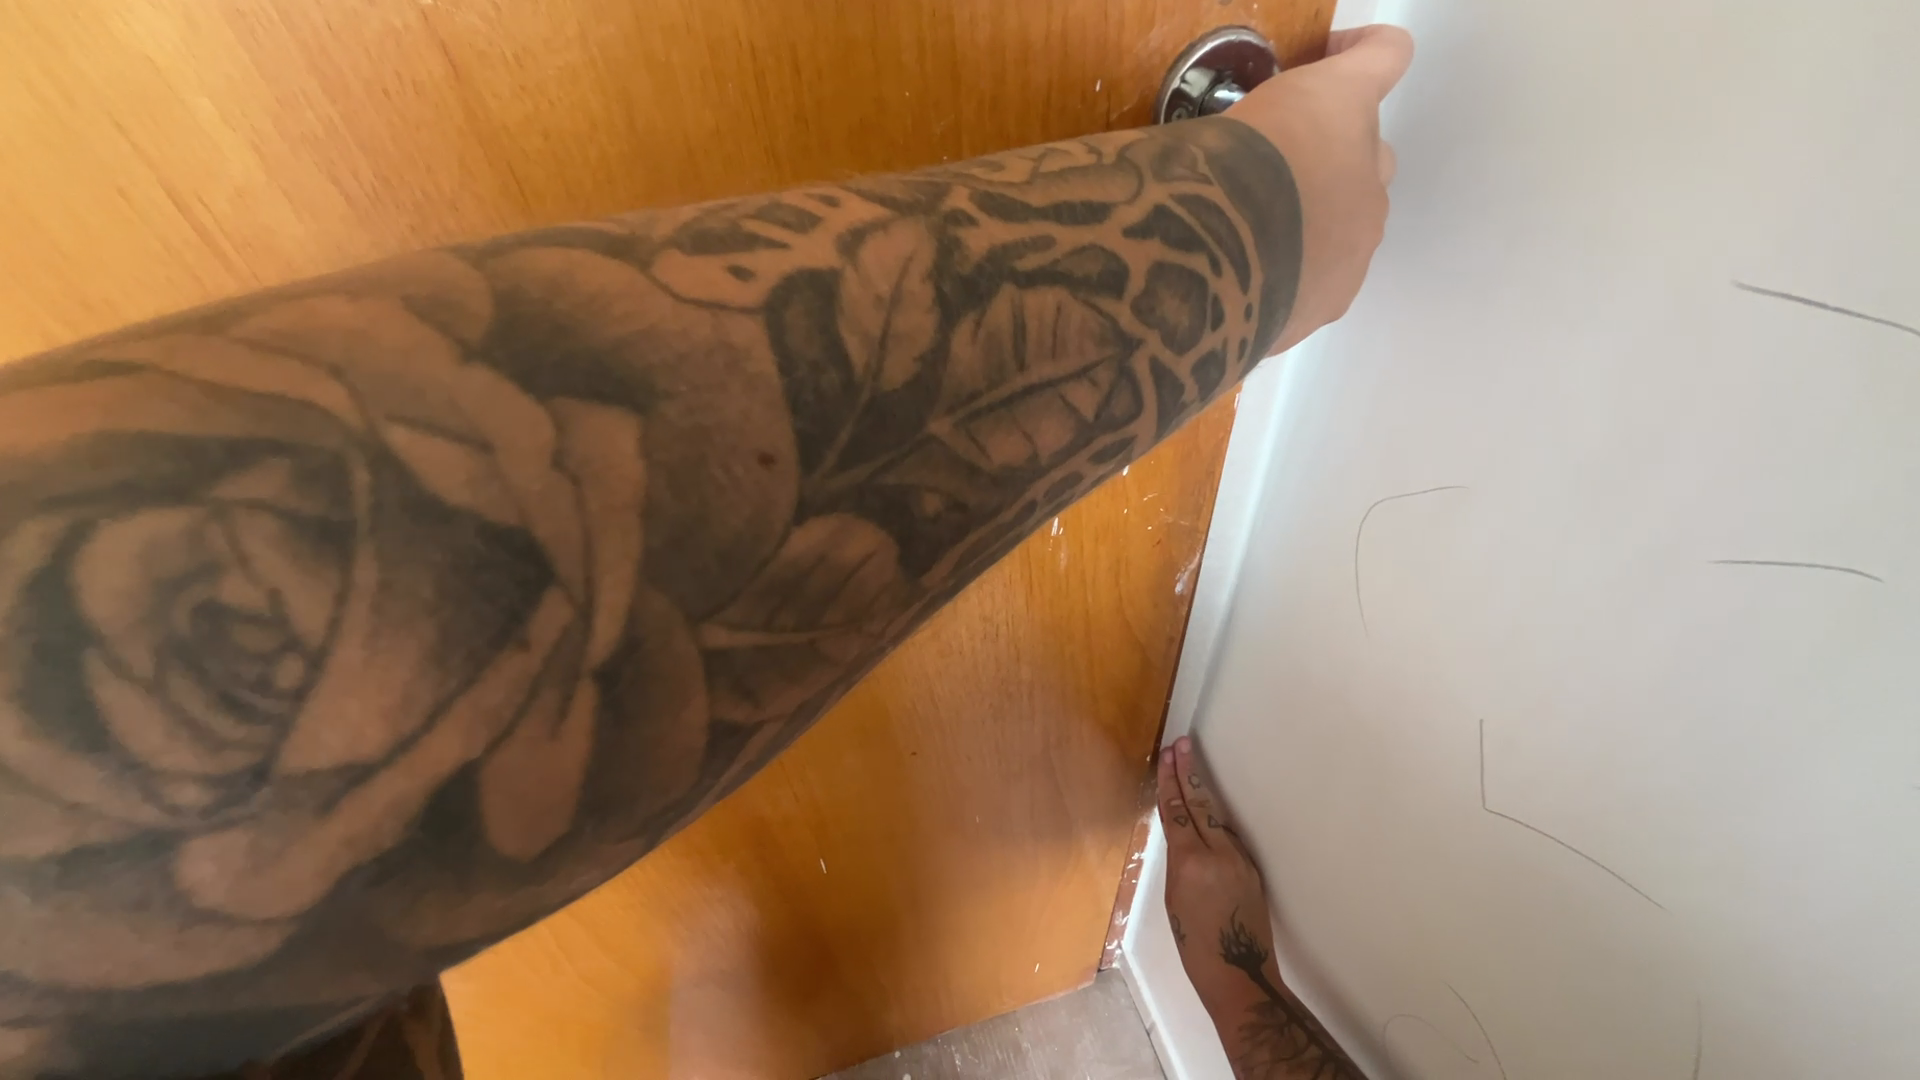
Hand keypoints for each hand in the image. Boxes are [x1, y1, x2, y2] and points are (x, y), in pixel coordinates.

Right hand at [1158, 736, 1366, 1078]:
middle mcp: (1218, 854)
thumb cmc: (1195, 946)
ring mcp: (1239, 860)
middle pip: (1199, 804)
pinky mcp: (1251, 870)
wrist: (1240, 976)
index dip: (1169, 782)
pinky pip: (1228, 839)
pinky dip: (1214, 824)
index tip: (1166, 756)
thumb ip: (1179, 861)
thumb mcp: (1174, 898)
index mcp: (1191, 862)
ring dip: (1201, 793)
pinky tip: (1206, 818)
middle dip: (1188, 772)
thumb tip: (1183, 837)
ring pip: (1216, 819)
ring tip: (1191, 767)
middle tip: (1182, 744)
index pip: (1176, 812)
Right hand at [1227, 24, 1413, 351]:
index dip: (1354, 55)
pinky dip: (1287, 286)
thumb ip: (1253, 120)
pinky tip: (1243, 292)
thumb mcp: (1223, 119)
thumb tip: (1239, 150)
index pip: (1383, 58)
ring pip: (1346, 233)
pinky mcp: (1328, 305)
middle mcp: (1369, 176)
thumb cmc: (1211, 174)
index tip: (1320, 67)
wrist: (1204, 260)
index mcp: (1345, 111)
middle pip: (1369, 161)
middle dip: (1329, 166)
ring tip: (1250, 250)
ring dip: (1310, 233)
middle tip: (1270, 182)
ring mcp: (1355, 250)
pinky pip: (1316, 290)